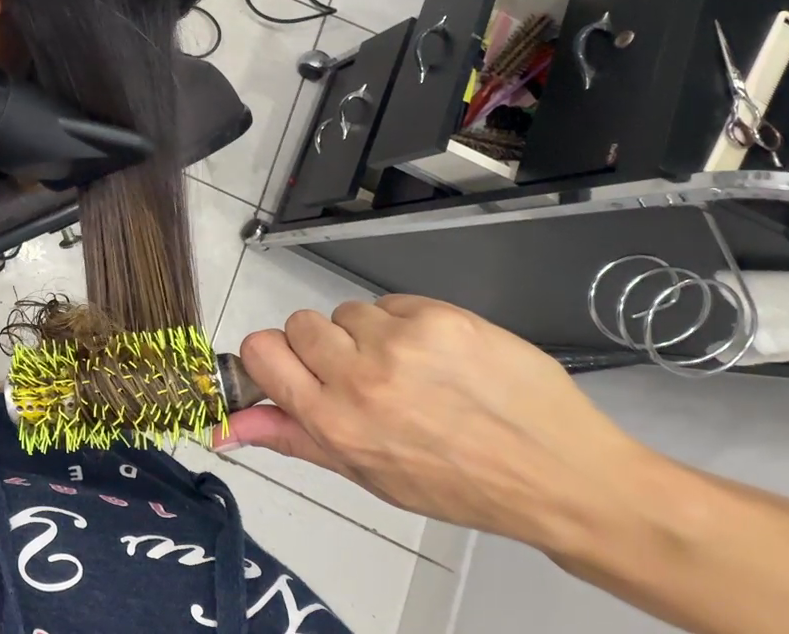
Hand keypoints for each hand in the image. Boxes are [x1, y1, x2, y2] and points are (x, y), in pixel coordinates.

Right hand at [225, 295, 652, 548]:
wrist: (564, 478)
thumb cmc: (459, 485)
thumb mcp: (367, 474)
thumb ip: (291, 439)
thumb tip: (223, 428)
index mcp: (335, 422)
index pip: (261, 352)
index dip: (274, 358)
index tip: (298, 370)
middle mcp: (358, 379)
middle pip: (298, 324)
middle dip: (324, 346)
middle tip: (363, 374)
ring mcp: (400, 344)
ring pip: (348, 312)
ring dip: (369, 334)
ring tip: (414, 370)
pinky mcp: (440, 318)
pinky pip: (393, 303)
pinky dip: (409, 324)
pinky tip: (442, 357)